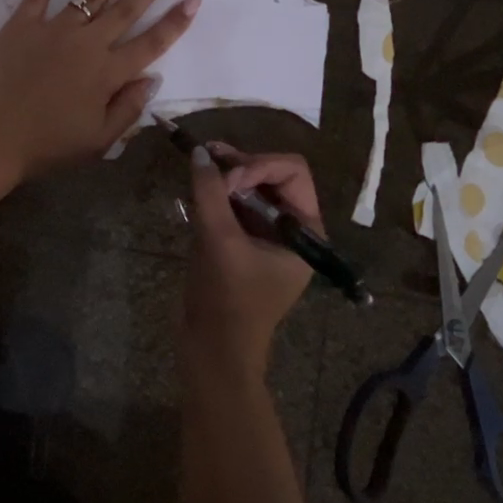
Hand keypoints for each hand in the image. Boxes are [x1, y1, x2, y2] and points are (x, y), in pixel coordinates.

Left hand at [0, 0, 199, 181]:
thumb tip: (151, 78)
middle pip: (126, 9)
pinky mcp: (23, 24)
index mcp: (108, 74)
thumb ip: (128, 108)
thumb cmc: (47, 145)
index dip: (175, 21)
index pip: (151, 43)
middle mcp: (87, 44)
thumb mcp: (99, 141)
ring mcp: (54, 29)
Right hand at [183, 147, 320, 372]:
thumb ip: (210, 193)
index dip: (259, 165)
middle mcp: (292, 230)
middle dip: (242, 164)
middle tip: (208, 157)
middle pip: (272, 176)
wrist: (213, 350)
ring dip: (227, 173)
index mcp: (306, 232)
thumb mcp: (219, 241)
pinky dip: (218, 192)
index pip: (292, 173)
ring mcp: (266, 237)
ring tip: (200, 159)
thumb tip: (199, 152)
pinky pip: (236, 206)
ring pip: (252, 188)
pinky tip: (197, 184)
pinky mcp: (243, 244)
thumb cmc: (228, 299)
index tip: (226, 180)